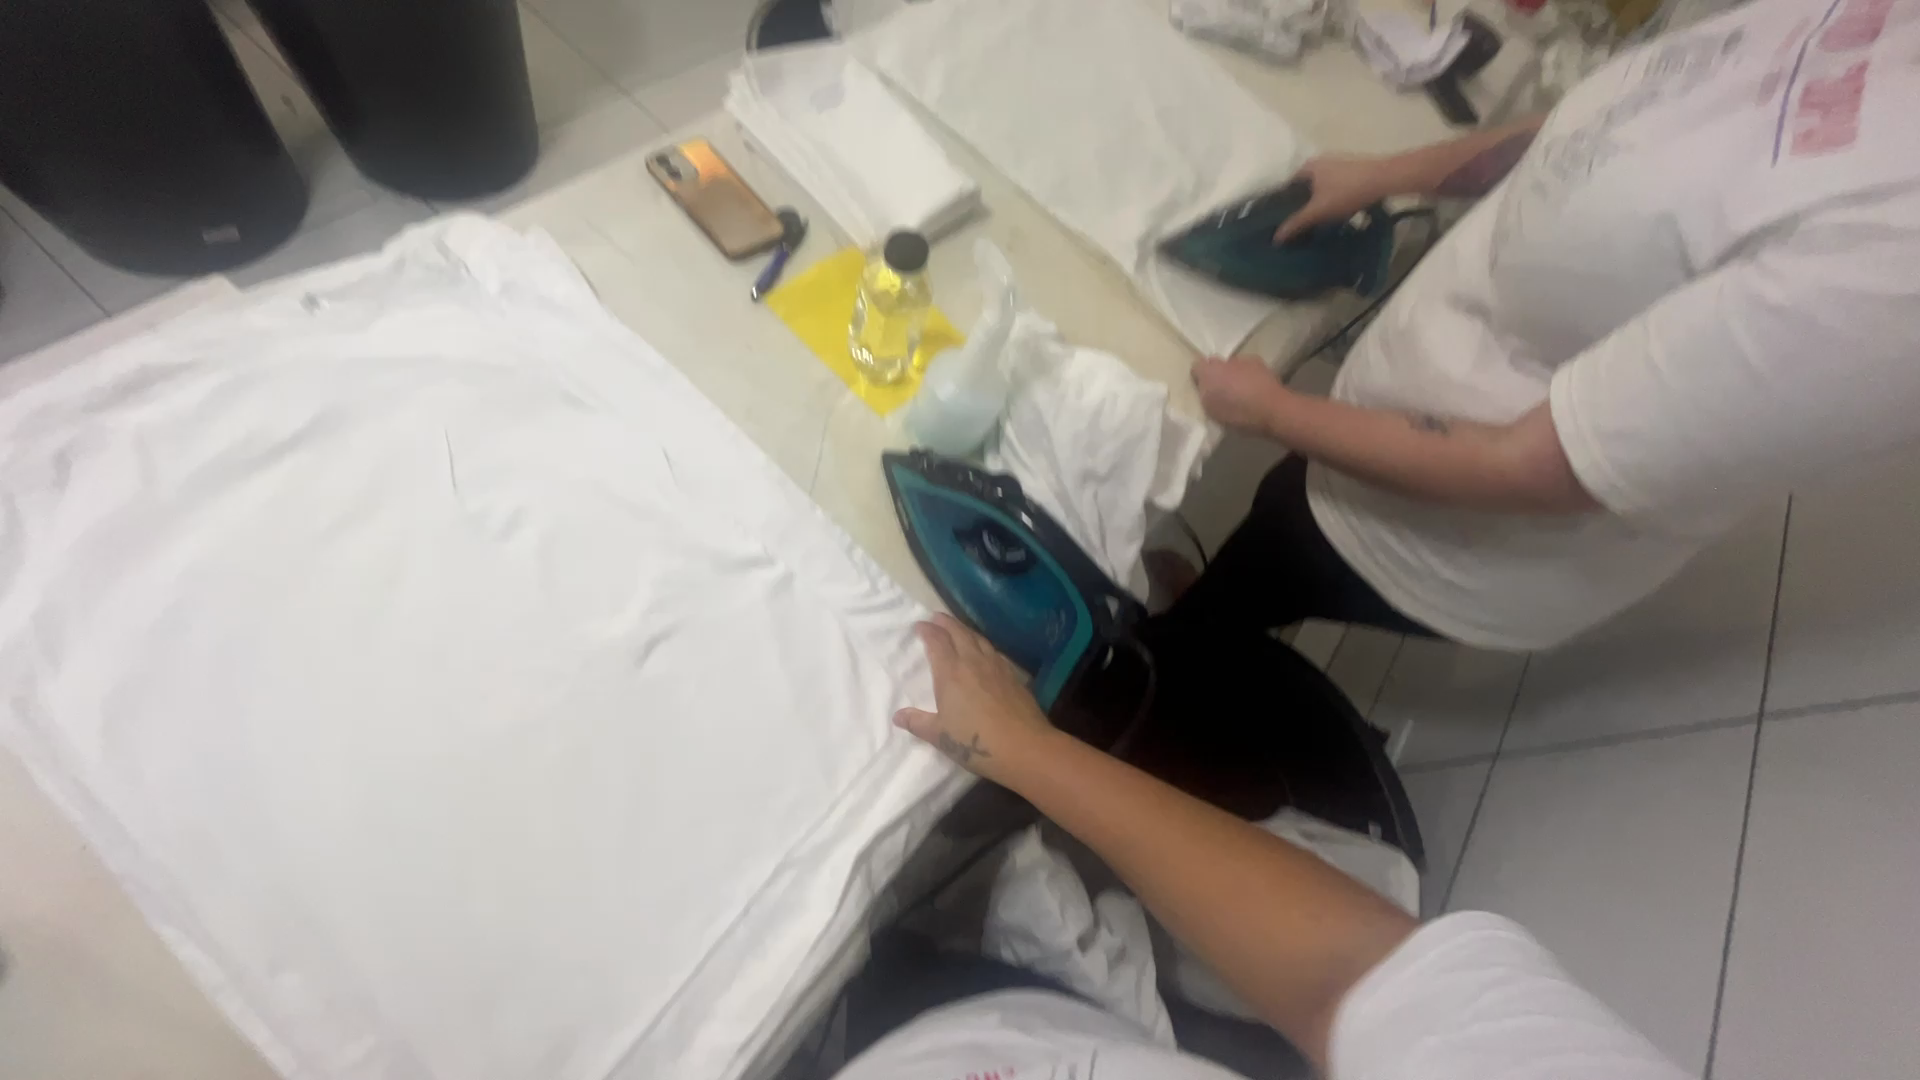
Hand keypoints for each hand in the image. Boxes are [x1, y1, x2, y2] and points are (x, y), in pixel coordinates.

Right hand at [894, 614, 1058, 785]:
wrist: (1024, 746)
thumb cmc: (976, 742)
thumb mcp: (940, 736)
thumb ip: (918, 723)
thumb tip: (898, 716)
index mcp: (951, 673)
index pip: (936, 643)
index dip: (927, 631)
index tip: (919, 626)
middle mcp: (973, 662)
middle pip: (958, 633)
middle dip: (945, 622)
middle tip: (936, 617)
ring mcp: (996, 667)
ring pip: (978, 639)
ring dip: (965, 629)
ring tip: (958, 628)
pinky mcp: (1013, 675)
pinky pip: (994, 651)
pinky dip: (983, 644)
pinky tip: (985, 650)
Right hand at [1193, 354, 1286, 435]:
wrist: (1272, 409)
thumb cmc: (1237, 413)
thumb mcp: (1211, 410)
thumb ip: (1204, 394)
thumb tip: (1203, 386)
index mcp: (1209, 372)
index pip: (1196, 366)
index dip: (1198, 376)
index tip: (1201, 389)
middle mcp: (1225, 361)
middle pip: (1216, 364)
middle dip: (1217, 374)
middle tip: (1220, 391)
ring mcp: (1245, 361)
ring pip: (1234, 365)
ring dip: (1234, 374)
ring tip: (1240, 391)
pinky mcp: (1262, 365)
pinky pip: (1250, 369)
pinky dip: (1249, 376)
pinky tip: (1254, 390)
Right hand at [1273, 156, 1395, 242]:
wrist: (1386, 179)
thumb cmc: (1347, 192)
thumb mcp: (1317, 211)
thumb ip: (1295, 224)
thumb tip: (1275, 238)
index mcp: (1307, 167)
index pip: (1285, 186)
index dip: (1279, 203)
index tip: (1275, 220)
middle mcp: (1320, 161)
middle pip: (1301, 187)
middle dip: (1296, 204)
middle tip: (1292, 224)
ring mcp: (1337, 164)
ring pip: (1317, 187)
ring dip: (1312, 203)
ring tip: (1309, 222)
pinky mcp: (1351, 170)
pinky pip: (1330, 188)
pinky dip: (1326, 200)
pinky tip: (1328, 214)